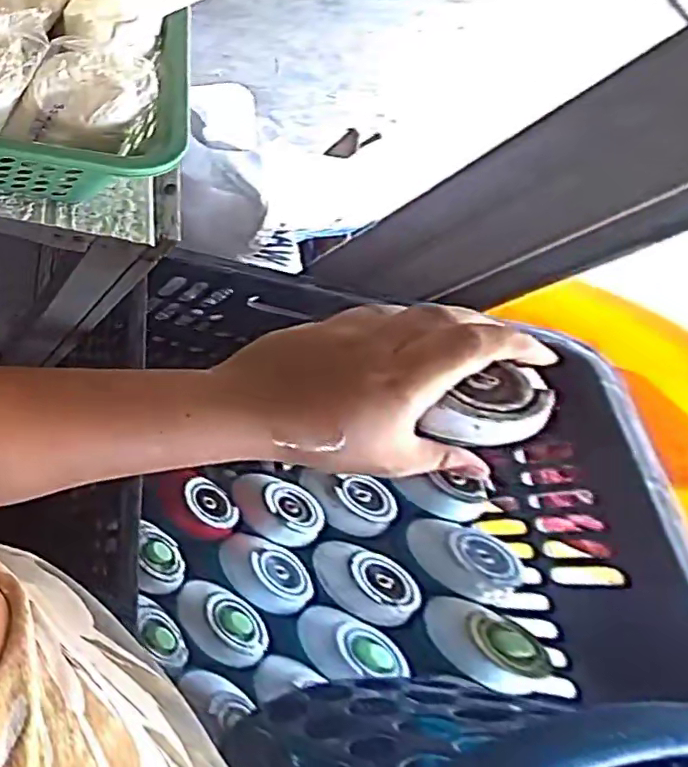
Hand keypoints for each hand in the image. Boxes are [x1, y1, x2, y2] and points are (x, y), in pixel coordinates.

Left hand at [205, 304, 558, 478]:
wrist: (240, 408)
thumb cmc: (307, 434)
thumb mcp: (387, 458)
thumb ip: (437, 457)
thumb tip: (471, 465)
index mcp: (404, 375)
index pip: (475, 342)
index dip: (517, 343)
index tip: (537, 356)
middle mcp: (373, 345)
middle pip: (442, 316)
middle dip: (482, 325)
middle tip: (500, 344)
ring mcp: (336, 332)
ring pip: (398, 311)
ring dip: (432, 320)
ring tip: (444, 340)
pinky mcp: (307, 330)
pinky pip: (357, 316)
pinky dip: (386, 322)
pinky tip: (383, 341)